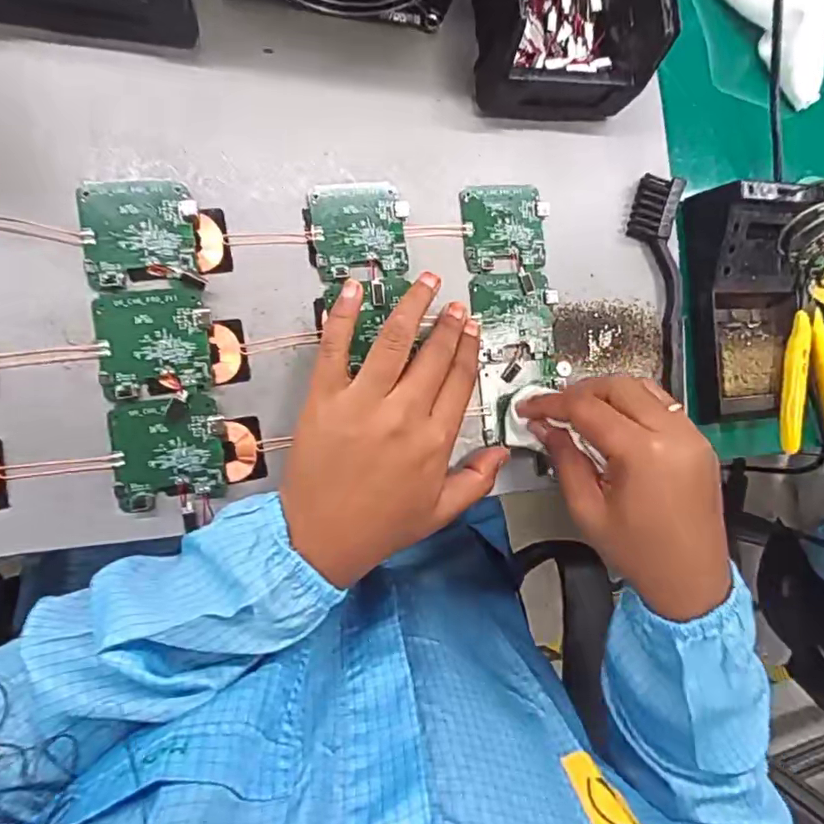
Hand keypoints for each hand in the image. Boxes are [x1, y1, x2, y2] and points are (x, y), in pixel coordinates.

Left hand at [281, 274, 510, 586]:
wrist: (321, 538)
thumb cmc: (378, 527)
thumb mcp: (438, 512)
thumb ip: (475, 480)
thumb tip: (501, 453)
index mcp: (435, 441)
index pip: (459, 382)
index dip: (468, 350)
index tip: (472, 330)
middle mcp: (404, 415)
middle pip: (434, 356)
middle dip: (448, 325)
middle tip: (454, 305)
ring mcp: (362, 404)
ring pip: (394, 343)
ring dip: (413, 308)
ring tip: (426, 284)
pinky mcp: (325, 400)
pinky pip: (335, 349)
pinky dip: (343, 317)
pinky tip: (353, 290)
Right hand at [518, 377, 730, 620]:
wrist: (692, 579)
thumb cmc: (643, 554)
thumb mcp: (587, 509)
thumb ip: (564, 460)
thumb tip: (546, 429)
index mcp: (644, 453)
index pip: (586, 407)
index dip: (550, 403)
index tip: (530, 408)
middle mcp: (673, 436)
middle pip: (615, 386)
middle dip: (577, 391)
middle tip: (551, 408)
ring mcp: (691, 437)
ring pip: (641, 386)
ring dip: (604, 392)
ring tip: (578, 411)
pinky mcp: (698, 442)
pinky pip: (661, 403)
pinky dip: (631, 402)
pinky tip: (611, 420)